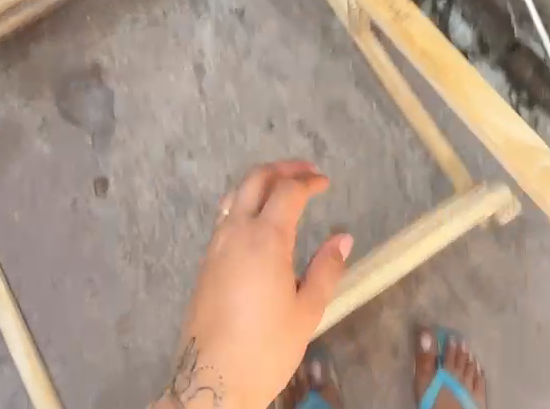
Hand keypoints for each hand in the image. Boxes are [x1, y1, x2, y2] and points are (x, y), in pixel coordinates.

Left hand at [158, 160, 353, 408]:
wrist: (212, 380)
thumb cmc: (266, 348)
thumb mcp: (307, 311)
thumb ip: (327, 269)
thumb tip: (343, 237)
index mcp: (265, 238)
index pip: (288, 191)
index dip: (308, 181)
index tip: (325, 182)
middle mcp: (237, 231)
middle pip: (256, 179)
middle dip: (282, 169)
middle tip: (306, 171)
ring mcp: (216, 245)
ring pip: (236, 194)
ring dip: (260, 182)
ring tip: (282, 188)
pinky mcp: (206, 261)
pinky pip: (226, 215)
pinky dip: (245, 202)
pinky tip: (259, 220)